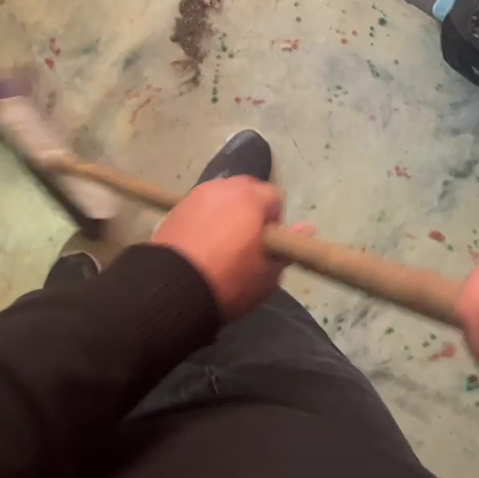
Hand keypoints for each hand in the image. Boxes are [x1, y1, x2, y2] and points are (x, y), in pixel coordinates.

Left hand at [153, 177, 286, 320]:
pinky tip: (202, 243)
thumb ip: (287, 248)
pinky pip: (201, 206)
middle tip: (247, 242)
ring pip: (222, 196)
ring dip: (228, 211)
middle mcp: (225, 187)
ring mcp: (197, 194)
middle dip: (252, 210)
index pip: (275, 198)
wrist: (171, 289)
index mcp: (251, 198)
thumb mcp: (266, 275)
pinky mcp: (176, 206)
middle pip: (248, 190)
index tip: (267, 246)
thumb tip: (307, 228)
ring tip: (222, 242)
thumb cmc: (228, 280)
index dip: (275, 221)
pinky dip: (206, 218)